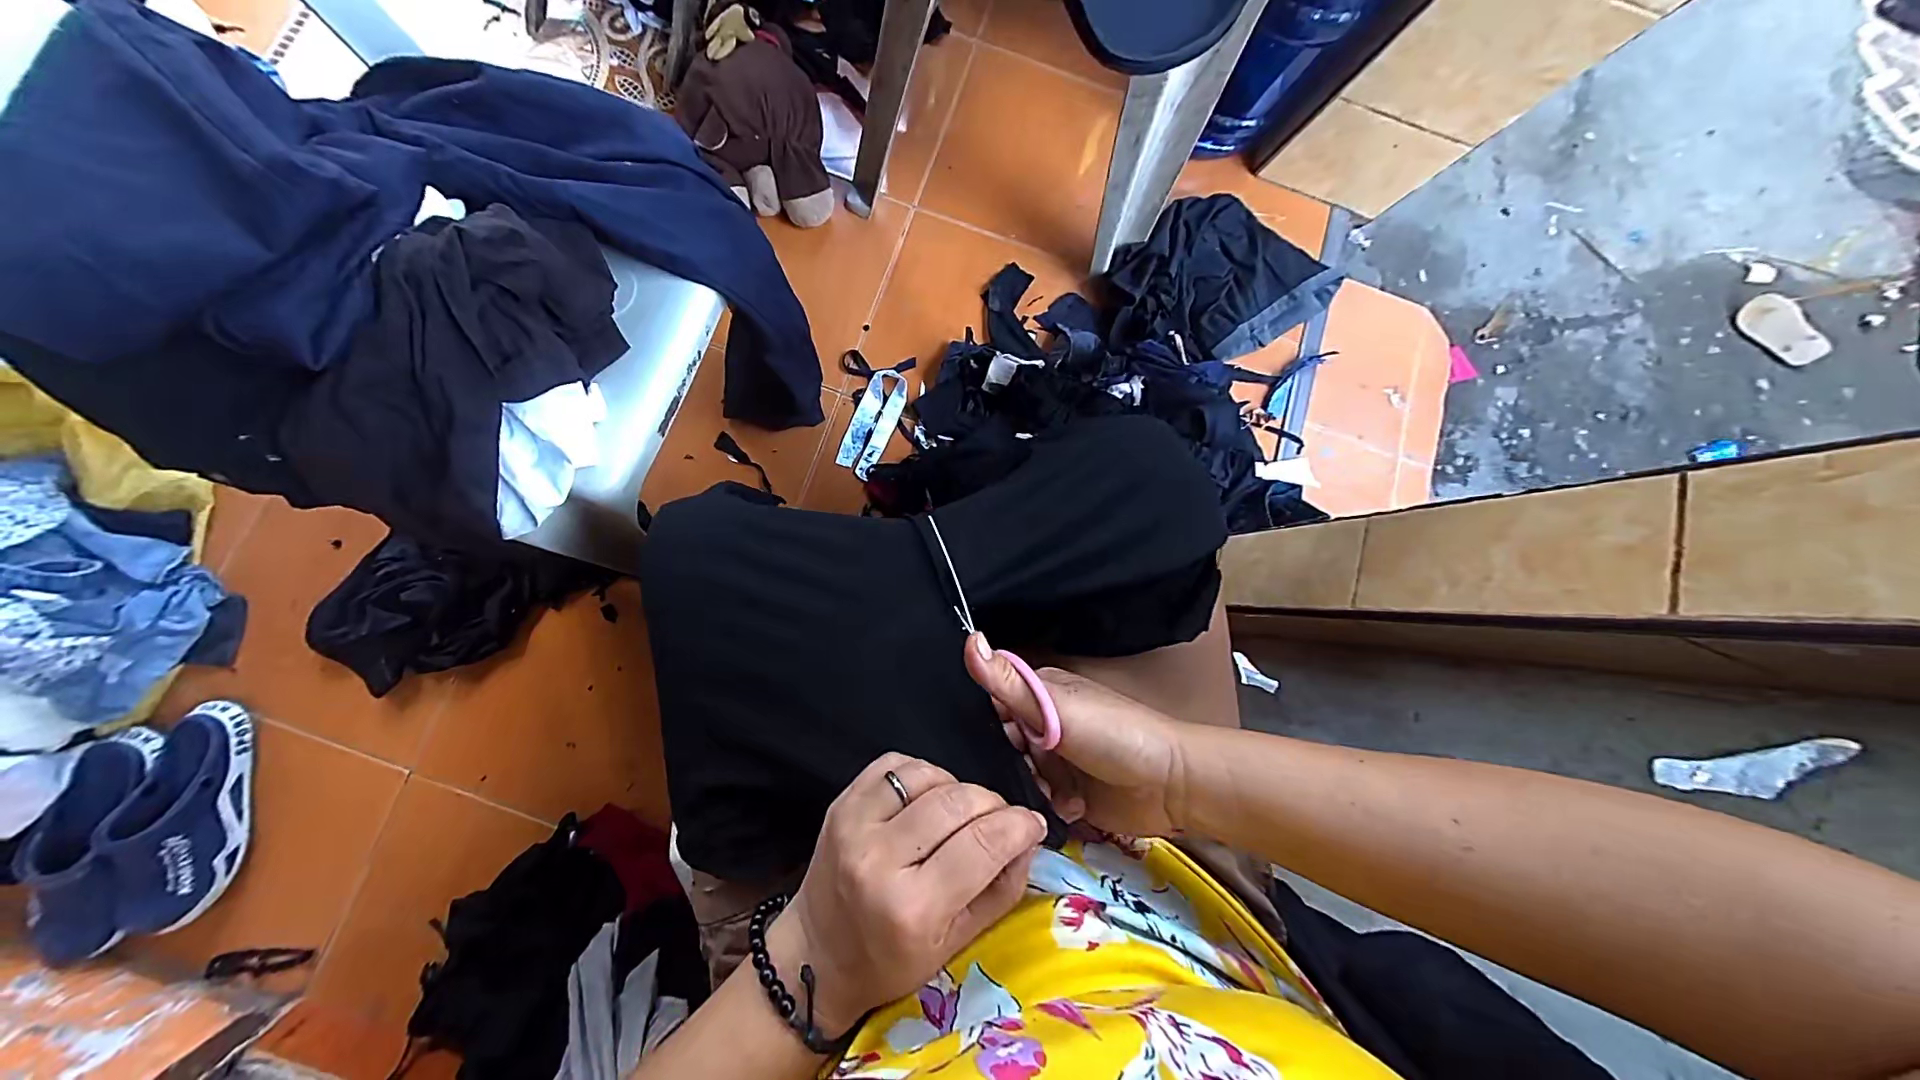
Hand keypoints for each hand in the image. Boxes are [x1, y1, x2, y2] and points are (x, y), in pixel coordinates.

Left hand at [767, 753, 1045, 1038]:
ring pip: (928, 775)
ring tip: (960, 813)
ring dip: (957, 787)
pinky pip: (894, 764)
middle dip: (993, 805)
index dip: (1020, 825)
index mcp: (912, 908)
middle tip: (1001, 820)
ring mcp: (854, 825)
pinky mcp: (841, 803)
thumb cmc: (892, 959)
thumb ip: (1003, 888)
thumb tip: (1029, 836)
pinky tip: (927, 797)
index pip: (982, 844)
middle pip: (958, 802)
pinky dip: (922, 773)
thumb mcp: (958, 942)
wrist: (818, 954)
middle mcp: (878, 860)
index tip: (1033, 824)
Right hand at [964, 634, 1187, 837]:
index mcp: (1040, 695)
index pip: (992, 703)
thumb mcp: (1055, 706)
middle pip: (1001, 744)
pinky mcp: (1067, 792)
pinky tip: (1068, 804)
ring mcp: (1056, 760)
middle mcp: (1044, 726)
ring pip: (1016, 775)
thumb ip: (1010, 681)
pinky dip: (1048, 804)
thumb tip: (970, 639)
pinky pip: (1038, 800)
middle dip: (1002, 761)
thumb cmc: (1114, 735)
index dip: (979, 721)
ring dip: (1028, 785)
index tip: (969, 740)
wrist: (1171, 785)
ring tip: (1048, 788)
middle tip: (1014, 770)